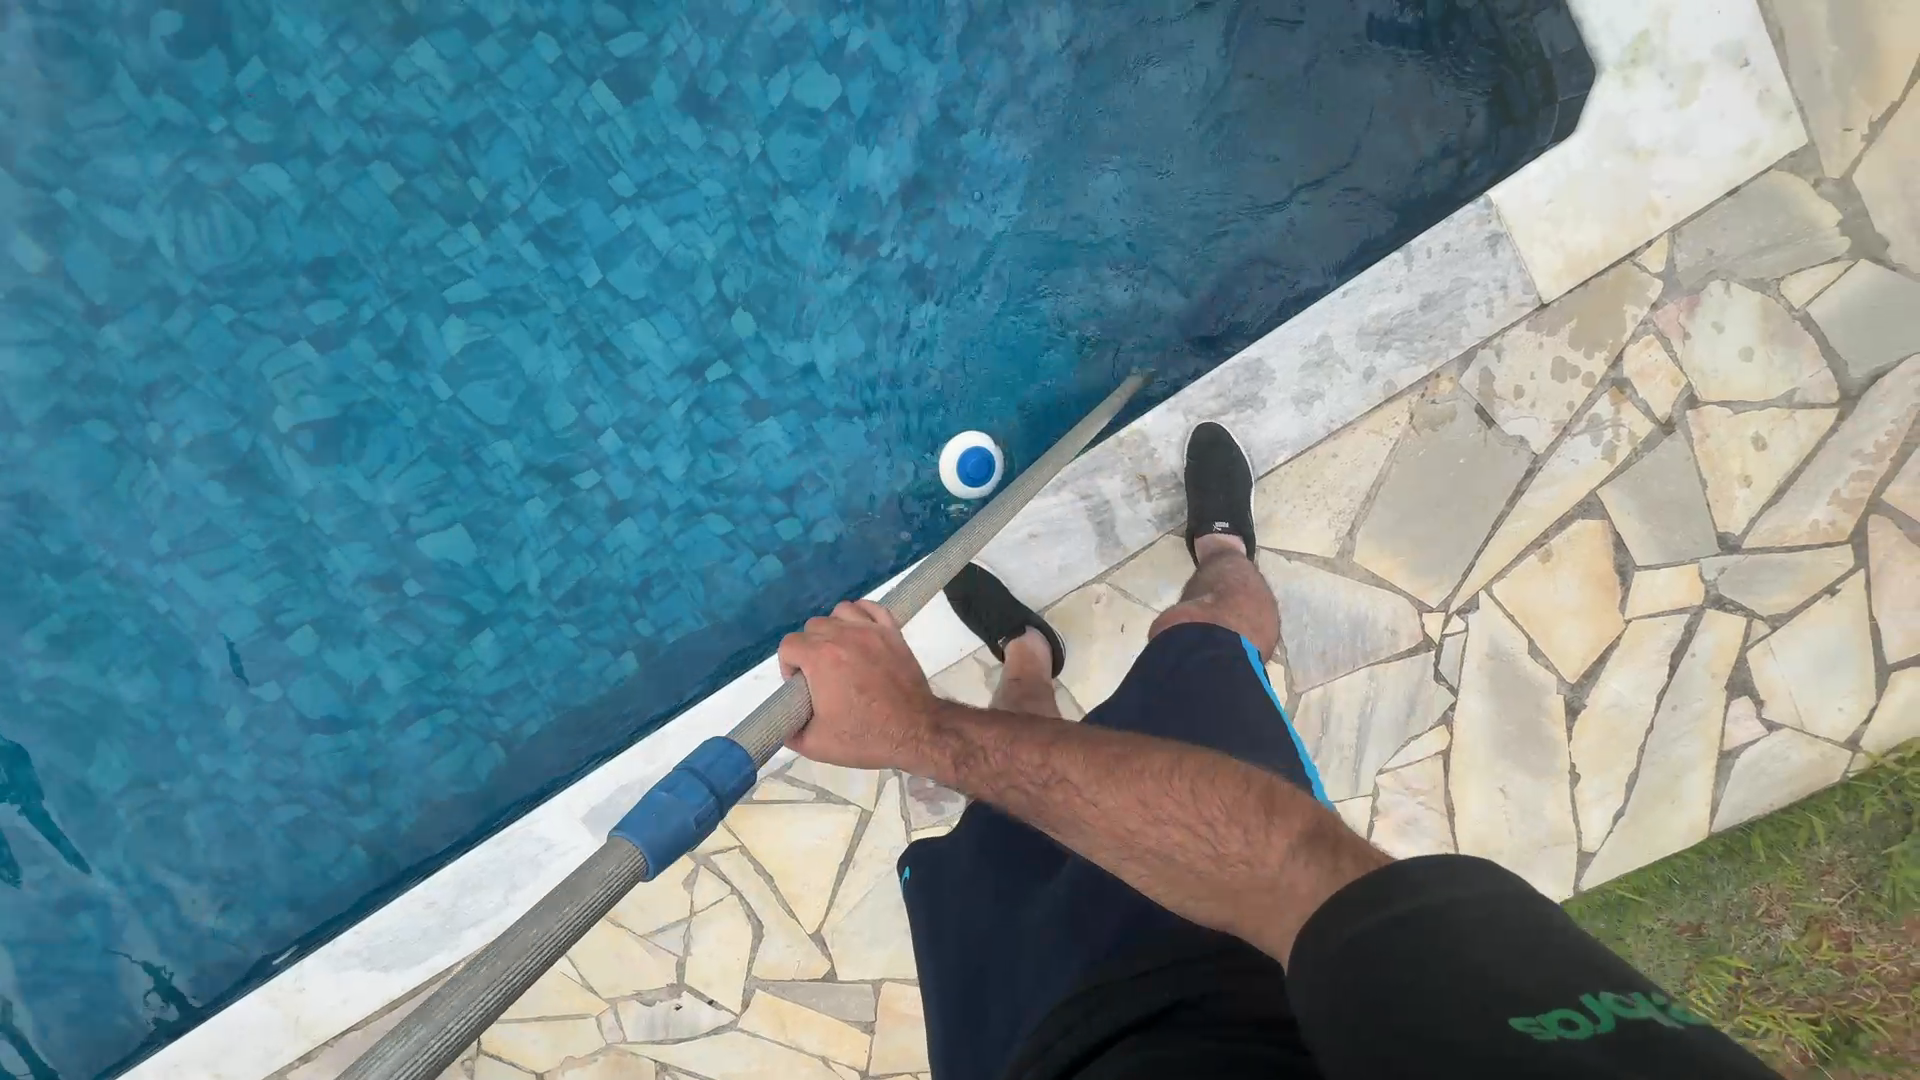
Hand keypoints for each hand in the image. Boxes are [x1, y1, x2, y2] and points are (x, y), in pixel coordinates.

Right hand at [778, 600, 944, 770]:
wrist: (915, 731)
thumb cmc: (865, 736)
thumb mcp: (815, 745)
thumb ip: (790, 731)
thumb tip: (785, 722)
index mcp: (821, 658)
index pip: (789, 645)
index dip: (789, 666)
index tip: (800, 686)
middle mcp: (844, 635)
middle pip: (812, 627)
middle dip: (809, 649)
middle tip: (819, 676)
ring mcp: (871, 630)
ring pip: (840, 612)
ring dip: (833, 629)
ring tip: (839, 653)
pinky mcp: (893, 632)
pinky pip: (871, 608)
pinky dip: (861, 615)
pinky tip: (859, 633)